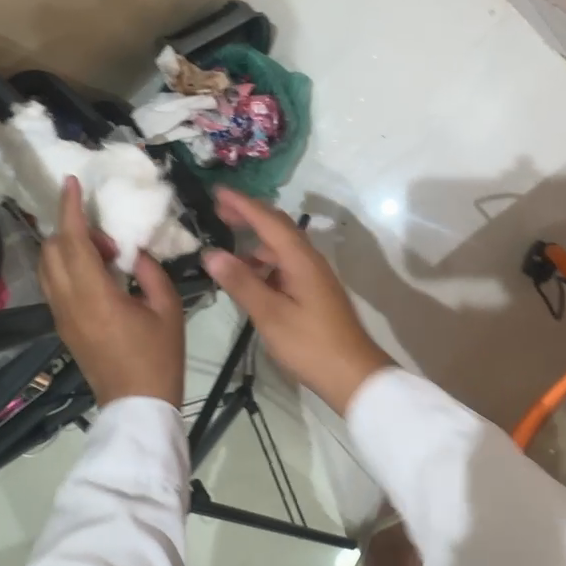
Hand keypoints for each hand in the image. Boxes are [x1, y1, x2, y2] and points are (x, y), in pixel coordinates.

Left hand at [39, 177, 185, 406]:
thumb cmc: (159, 358)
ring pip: (48, 267)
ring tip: (106, 255)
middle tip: (109, 238)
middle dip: (72, 230)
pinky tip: (100, 274)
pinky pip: (55, 285)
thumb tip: (134, 252)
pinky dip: (69, 267)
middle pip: (52, 250)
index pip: (72, 243)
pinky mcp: (63, 328)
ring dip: (69, 249)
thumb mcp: (168, 309)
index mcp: (95, 297)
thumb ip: (151, 272)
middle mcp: (69, 304)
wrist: (137, 406)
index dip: (69, 209)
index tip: (71, 183)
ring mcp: (61, 317)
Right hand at [201, 188, 391, 413]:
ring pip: (282, 247)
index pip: (268, 221)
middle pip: (278, 228)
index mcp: (300, 259)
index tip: (217, 192)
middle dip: (249, 215)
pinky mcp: (315, 292)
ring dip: (256, 240)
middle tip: (218, 209)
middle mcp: (309, 260)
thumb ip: (241, 283)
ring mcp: (314, 276)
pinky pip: (286, 264)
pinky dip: (265, 262)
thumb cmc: (311, 345)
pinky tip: (251, 276)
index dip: (242, 204)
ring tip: (228, 245)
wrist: (353, 374)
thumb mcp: (270, 315)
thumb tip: (212, 253)